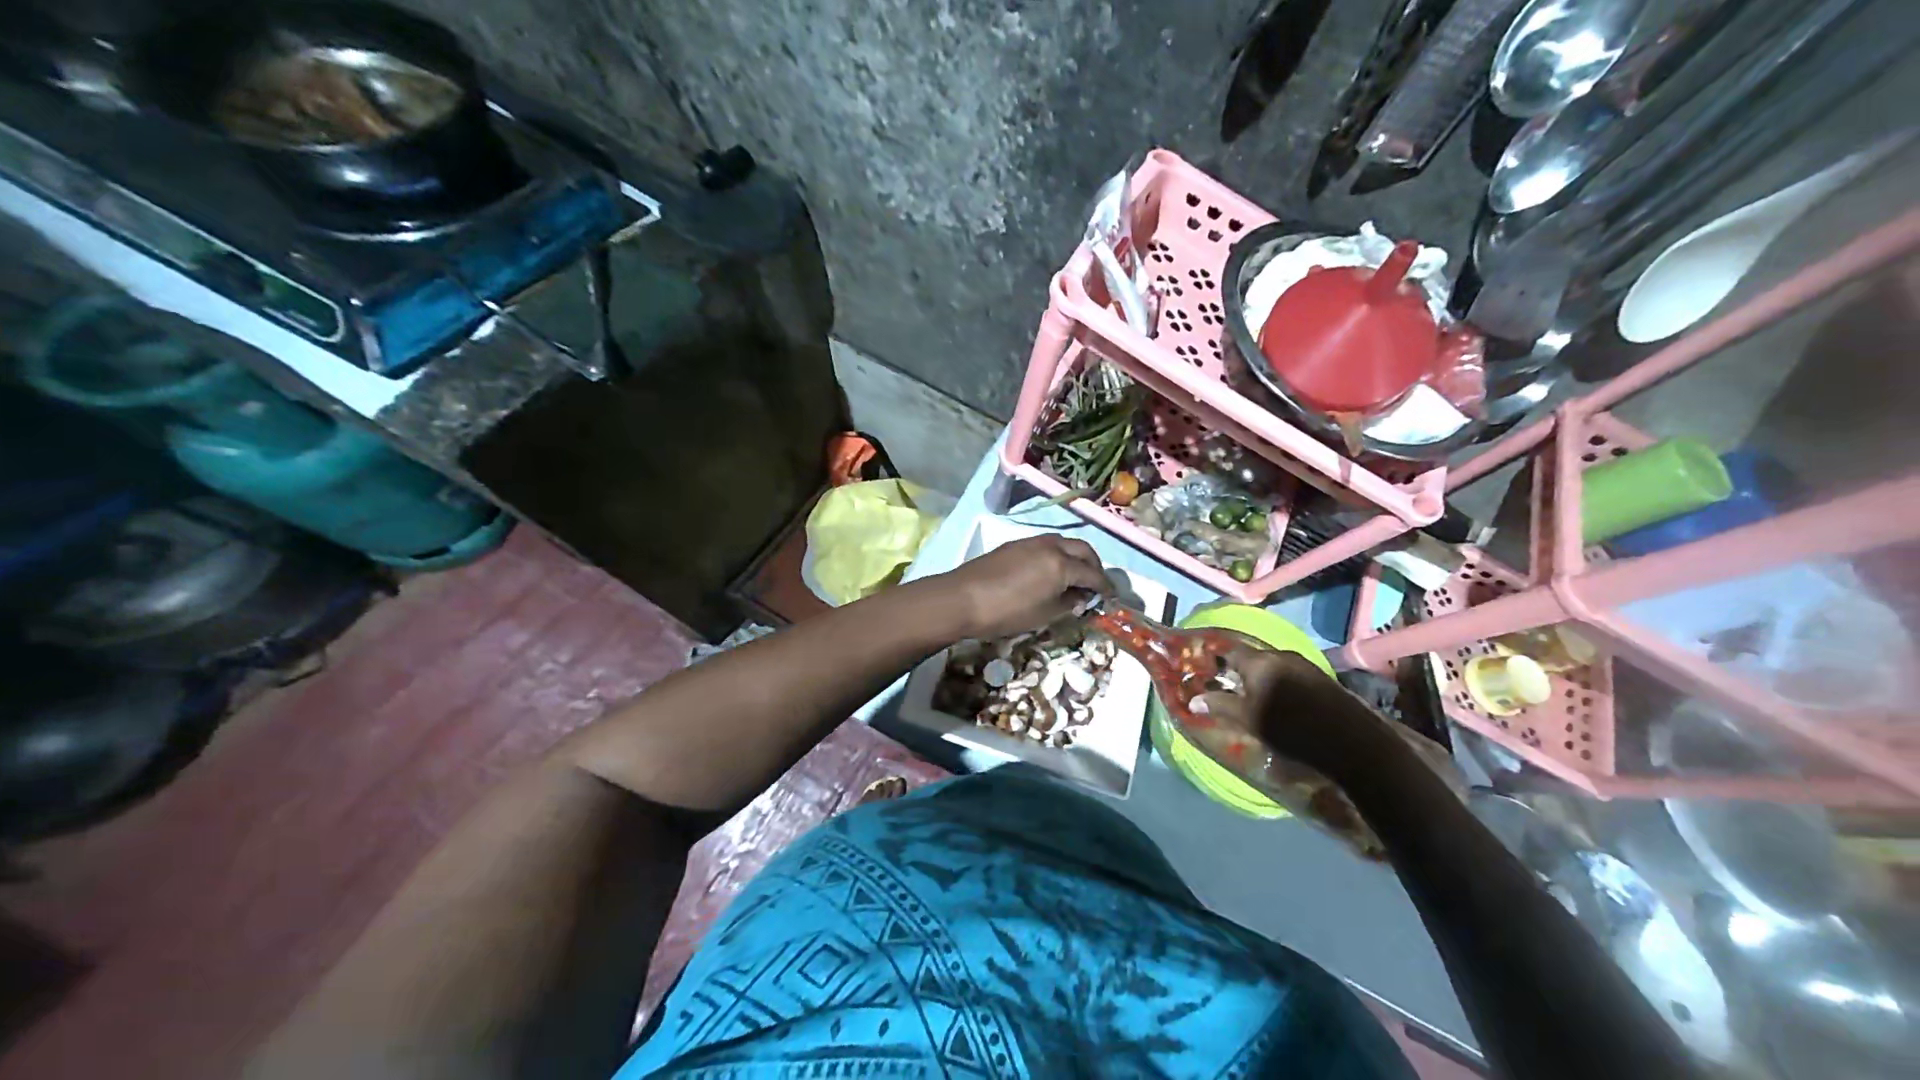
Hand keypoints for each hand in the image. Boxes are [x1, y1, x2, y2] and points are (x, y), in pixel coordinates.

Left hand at [927, 535, 1110, 639]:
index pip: (1093, 574)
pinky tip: (1051, 572)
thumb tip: (1081, 597)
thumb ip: (1068, 603)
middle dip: (1094, 566)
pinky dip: (1058, 555)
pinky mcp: (1014, 544)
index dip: (1105, 587)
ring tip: (1075, 577)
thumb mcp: (1044, 614)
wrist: (962, 598)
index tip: (1111, 597)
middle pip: (1083, 550)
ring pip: (1064, 543)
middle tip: (1096, 584)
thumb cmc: (1007, 612)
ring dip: (1076, 557)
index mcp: (1062, 564)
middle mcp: (1051, 546)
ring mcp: (1031, 542)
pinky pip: (1046, 545)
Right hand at [1192, 646, 1386, 767]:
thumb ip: (1220, 706)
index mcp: (1259, 661)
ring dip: (1260, 678)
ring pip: (1272, 666)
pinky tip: (1279, 702)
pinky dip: (1279, 684)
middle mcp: (1281, 655)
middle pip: (1251, 657)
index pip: (1229, 650)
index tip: (1203, 669)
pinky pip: (1290, 674)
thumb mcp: (1249, 719)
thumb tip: (1193, 700)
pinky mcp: (1322, 678)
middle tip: (1224, 686)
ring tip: (1251, 697)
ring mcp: (1305, 665)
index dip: (1214, 659)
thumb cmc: (1291, 728)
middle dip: (1237, 670)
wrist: (1350, 741)